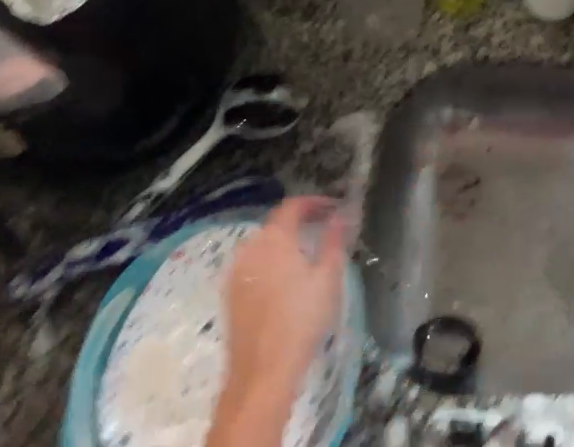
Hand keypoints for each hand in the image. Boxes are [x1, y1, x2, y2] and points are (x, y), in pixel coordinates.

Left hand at [219, 196, 350, 394]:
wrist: (263, 372)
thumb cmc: (302, 320)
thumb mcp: (328, 277)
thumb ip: (335, 240)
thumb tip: (343, 214)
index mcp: (275, 239)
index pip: (292, 206)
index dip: (314, 202)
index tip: (335, 208)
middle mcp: (250, 249)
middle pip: (276, 224)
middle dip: (300, 222)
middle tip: (325, 230)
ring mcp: (236, 273)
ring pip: (263, 245)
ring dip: (285, 242)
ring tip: (308, 255)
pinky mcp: (231, 295)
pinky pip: (253, 266)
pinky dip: (271, 262)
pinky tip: (286, 282)